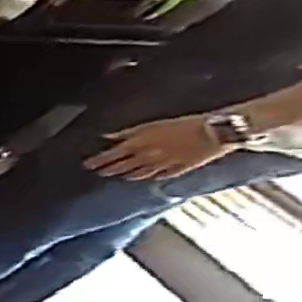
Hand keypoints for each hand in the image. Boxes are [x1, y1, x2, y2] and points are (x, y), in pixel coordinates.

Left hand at [82, 114, 230, 180]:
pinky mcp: (179, 170)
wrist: (215, 132)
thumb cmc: (183, 124)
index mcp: (138, 145)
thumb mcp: (151, 125)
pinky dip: (151, 177)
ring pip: (139, 174)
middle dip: (108, 170)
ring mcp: (162, 166)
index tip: (86, 165)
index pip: (110, 156)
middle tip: (99, 172)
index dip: (97, 161)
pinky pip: (160, 176)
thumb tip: (107, 137)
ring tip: (119, 176)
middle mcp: (147, 158)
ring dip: (127, 175)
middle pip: (121, 167)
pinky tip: (146, 178)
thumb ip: (127, 133)